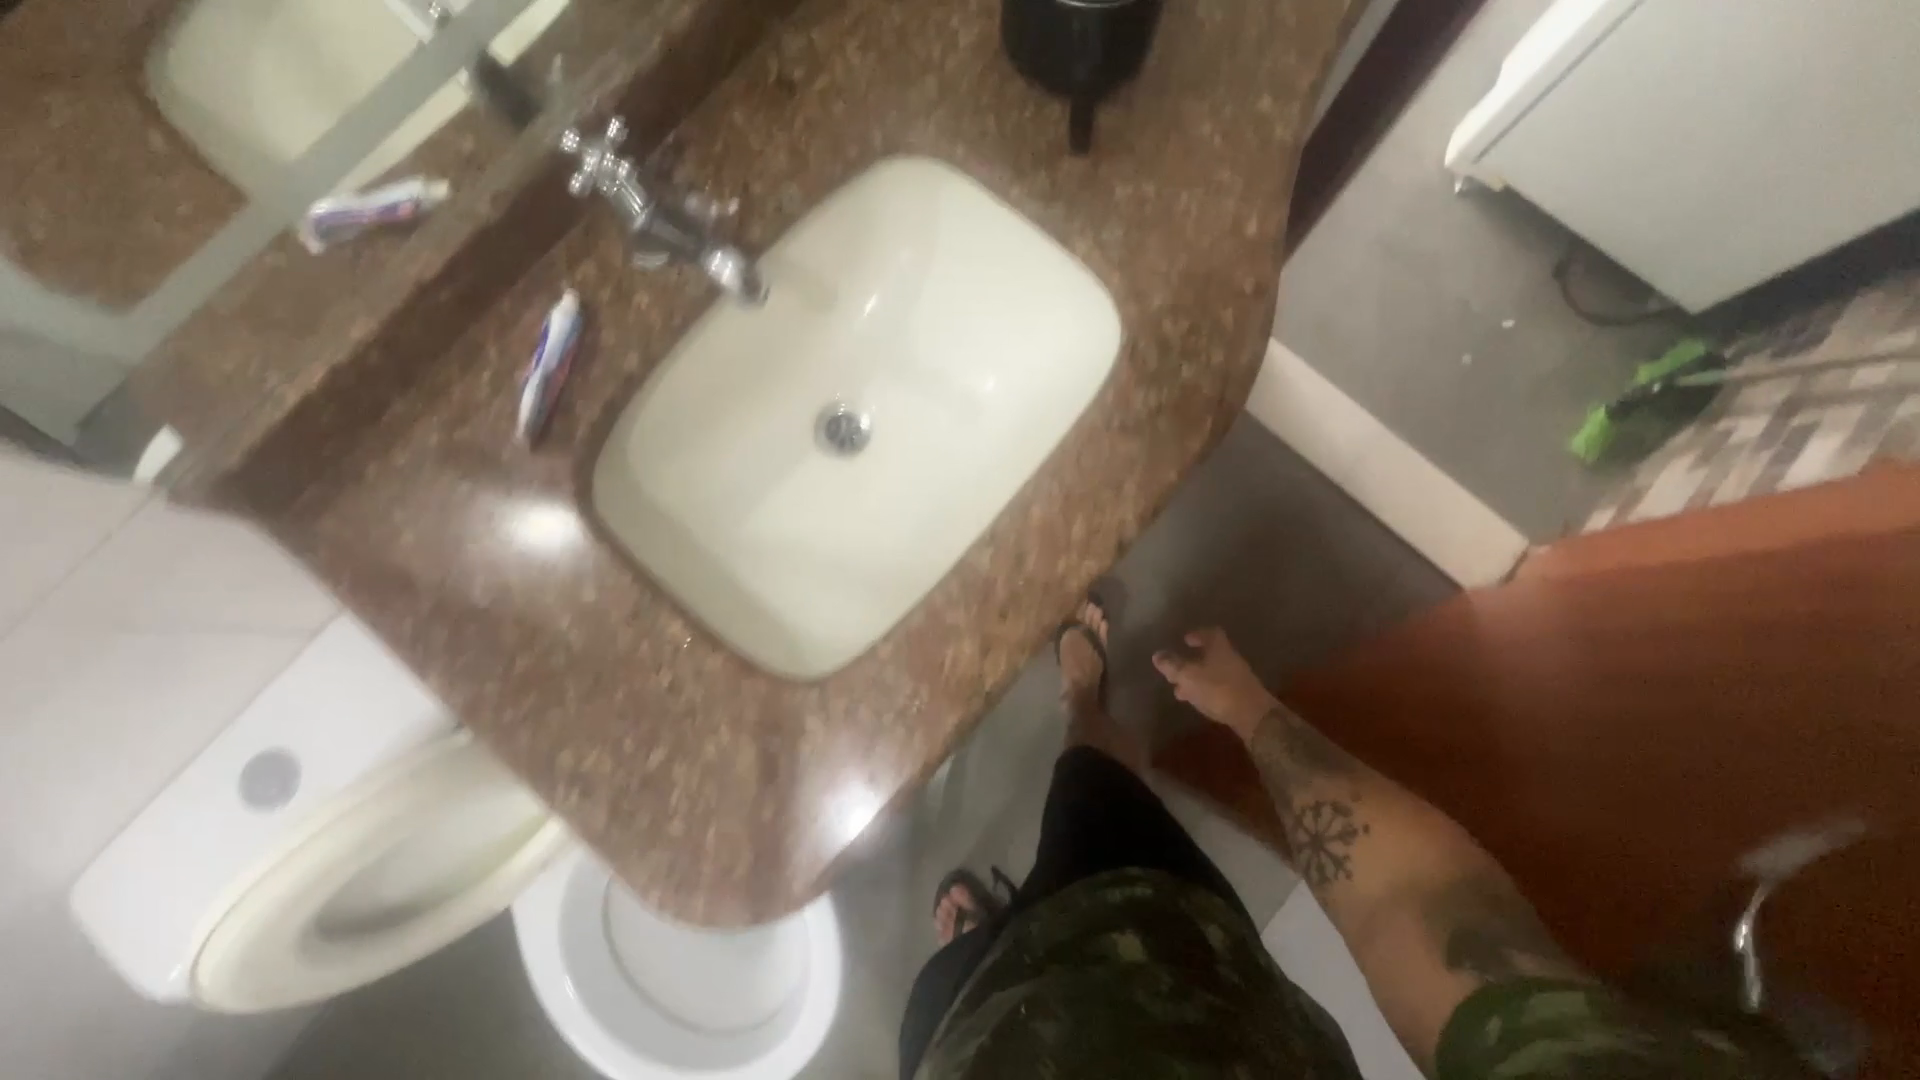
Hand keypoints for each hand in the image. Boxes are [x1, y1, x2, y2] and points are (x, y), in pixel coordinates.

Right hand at [1153, 628, 1278, 743]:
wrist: (1253, 715)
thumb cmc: (1217, 688)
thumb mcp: (1188, 675)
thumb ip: (1172, 665)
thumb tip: (1157, 655)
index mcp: (1219, 648)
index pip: (1210, 633)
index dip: (1197, 634)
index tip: (1186, 639)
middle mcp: (1230, 659)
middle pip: (1211, 654)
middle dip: (1193, 660)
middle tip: (1178, 666)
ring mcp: (1237, 678)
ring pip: (1212, 673)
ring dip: (1196, 679)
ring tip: (1179, 690)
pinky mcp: (1240, 696)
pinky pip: (1218, 688)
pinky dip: (1205, 691)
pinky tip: (1196, 701)